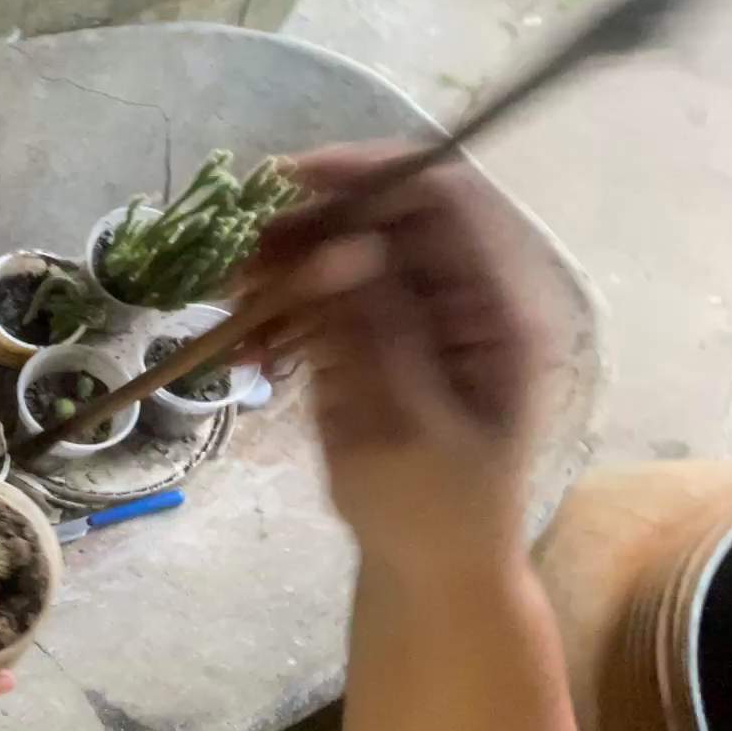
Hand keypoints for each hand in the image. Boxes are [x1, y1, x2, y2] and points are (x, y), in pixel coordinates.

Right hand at [256, 143, 546, 576]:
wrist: (427, 555)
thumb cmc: (427, 503)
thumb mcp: (401, 423)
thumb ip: (375, 332)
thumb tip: (345, 248)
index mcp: (495, 308)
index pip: (441, 201)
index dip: (367, 175)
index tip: (282, 183)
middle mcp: (460, 297)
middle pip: (381, 224)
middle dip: (302, 237)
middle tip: (236, 271)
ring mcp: (418, 319)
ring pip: (342, 263)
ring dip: (280, 282)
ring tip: (236, 324)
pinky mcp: (379, 341)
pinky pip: (324, 306)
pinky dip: (281, 321)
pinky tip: (254, 357)